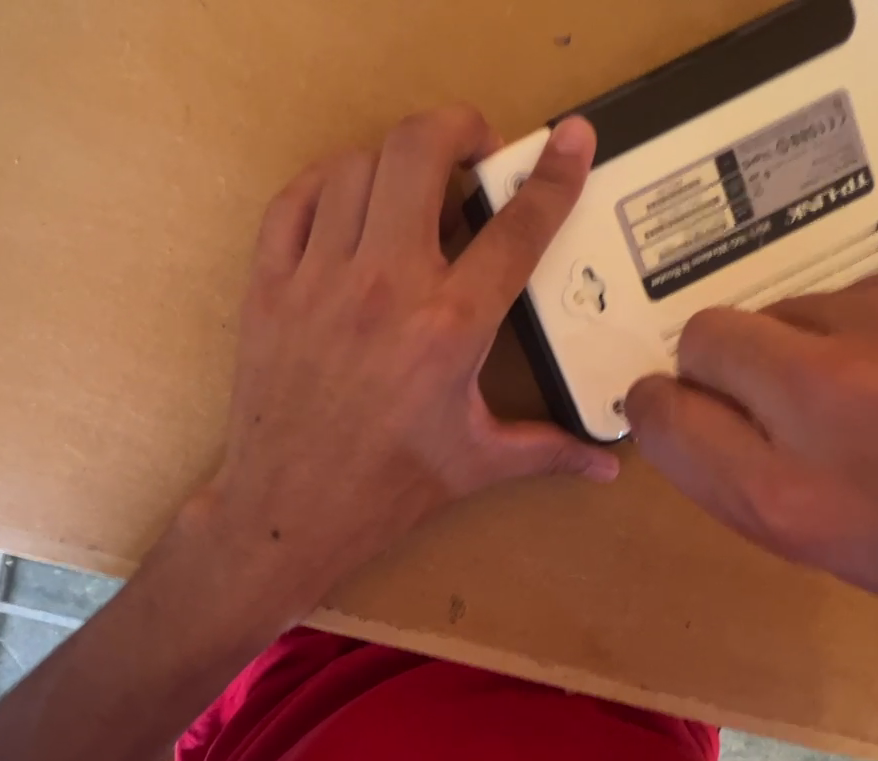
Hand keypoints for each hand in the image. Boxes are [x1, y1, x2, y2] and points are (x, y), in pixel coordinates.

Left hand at [181, 107, 617, 614]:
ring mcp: (318, 282)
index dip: (554, 175)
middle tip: (474, 154)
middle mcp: (384, 288)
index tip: (571, 140)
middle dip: (458, 129)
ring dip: (392, 162)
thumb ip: (549, 451)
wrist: (290, 512)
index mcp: (449, 328)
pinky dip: (325, 186)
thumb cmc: (387, 490)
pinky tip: (348, 205)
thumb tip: (608, 467)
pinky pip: (292, 202)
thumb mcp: (477, 464)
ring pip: (355, 167)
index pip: (516, 228)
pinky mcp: (269, 289)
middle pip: (420, 153)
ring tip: (411, 190)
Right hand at [625, 258, 877, 691]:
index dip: (654, 410)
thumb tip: (705, 428)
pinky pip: (870, 290)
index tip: (669, 410)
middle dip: (713, 363)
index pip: (663, 419)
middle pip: (705, 338)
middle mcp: (825, 399)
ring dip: (804, 343)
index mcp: (795, 498)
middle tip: (766, 393)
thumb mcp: (862, 559)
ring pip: (790, 306)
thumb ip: (760, 491)